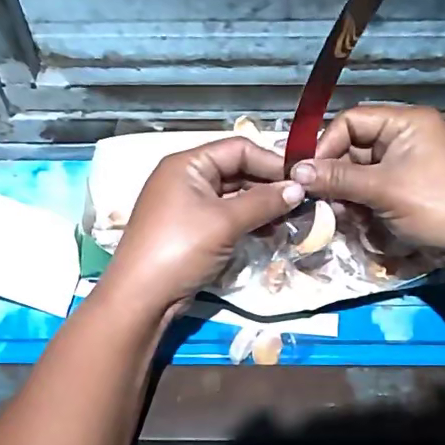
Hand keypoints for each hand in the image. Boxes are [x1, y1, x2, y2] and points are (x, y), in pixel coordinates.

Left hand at [100, 136, 305, 313]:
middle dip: (268, 186)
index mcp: (187, 164)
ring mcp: (185, 205)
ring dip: (261, 206)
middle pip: (236, 170)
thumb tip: (298, 188)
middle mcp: (184, 178)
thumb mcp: (226, 222)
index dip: (271, 161)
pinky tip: (268, 232)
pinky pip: (224, 217)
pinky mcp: (189, 230)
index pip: (238, 148)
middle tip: (302, 201)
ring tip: (290, 218)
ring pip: (232, 196)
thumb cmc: (181, 248)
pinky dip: (246, 221)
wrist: (142, 296)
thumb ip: (264, 202)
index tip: (302, 179)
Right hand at [289, 105, 444, 259]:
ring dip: (344, 192)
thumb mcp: (382, 190)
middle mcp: (405, 136)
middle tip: (319, 199)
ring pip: (357, 171)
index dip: (325, 144)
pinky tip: (356, 219)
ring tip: (340, 213)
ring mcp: (407, 163)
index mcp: (406, 122)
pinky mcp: (406, 187)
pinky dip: (359, 202)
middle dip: (334, 174)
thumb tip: (295, 171)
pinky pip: (370, 187)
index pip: (350, 120)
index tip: (308, 174)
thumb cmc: (436, 206)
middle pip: (352, 146)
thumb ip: (337, 178)